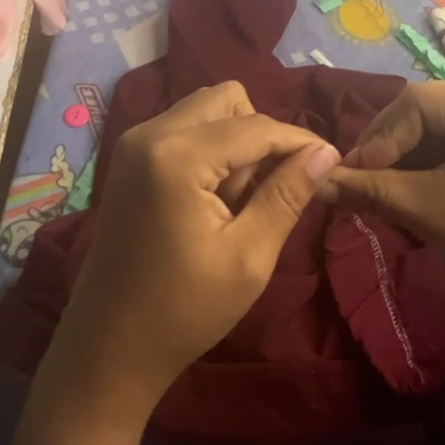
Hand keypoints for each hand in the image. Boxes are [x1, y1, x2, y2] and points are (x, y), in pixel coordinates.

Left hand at [14, 81, 338, 444]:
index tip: (334, 161)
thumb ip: (287, 195)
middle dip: (259, 135)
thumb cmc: (183, 311)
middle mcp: (150, 132)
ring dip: (234, 141)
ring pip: (205, 109)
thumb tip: (326, 152)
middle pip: (226, 99)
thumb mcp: (248, 258)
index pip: (255, 126)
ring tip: (235, 201)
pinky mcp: (129, 155)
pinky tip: (211, 198)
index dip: (300, 141)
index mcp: (176, 155)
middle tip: (262, 193)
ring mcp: (134, 141)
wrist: (109, 345)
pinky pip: (184, 127)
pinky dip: (209, 148)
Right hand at [320, 80, 444, 321]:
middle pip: (430, 113)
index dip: (380, 136)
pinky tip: (410, 197)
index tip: (351, 174)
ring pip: (442, 133)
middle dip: (392, 150)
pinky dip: (432, 173)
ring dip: (408, 163)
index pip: (420, 101)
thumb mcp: (431, 212)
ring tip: (380, 195)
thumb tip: (319, 180)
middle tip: (359, 184)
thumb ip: (371, 188)